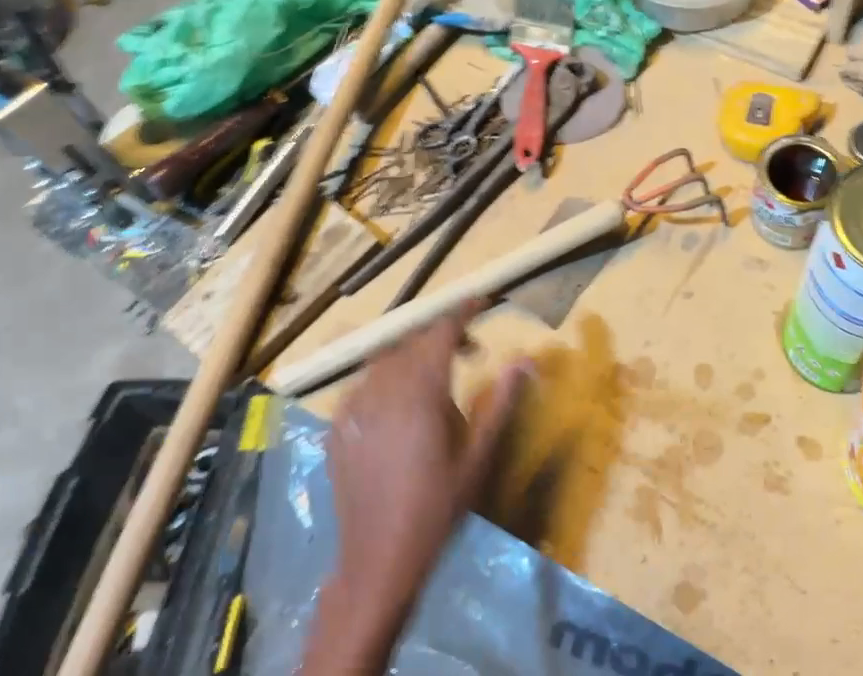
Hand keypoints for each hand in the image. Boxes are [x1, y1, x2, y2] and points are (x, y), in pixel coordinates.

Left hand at [303, 302, 531, 673]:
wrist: (378, 559)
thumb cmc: (437, 508)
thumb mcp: (478, 457)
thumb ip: (499, 402)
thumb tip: (526, 360)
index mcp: (419, 392)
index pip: (440, 332)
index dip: (462, 313)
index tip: (481, 302)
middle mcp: (380, 390)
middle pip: (411, 341)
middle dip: (441, 336)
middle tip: (471, 353)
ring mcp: (352, 408)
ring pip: (383, 360)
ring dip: (412, 356)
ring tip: (437, 379)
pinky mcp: (336, 428)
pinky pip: (363, 386)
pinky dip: (386, 380)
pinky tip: (401, 407)